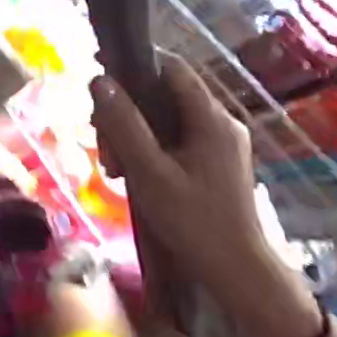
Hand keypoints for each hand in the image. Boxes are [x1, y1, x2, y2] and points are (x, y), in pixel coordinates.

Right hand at [91, 60, 321, 336]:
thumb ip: (124, 124)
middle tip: (103, 145)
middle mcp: (219, 123)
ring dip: (129, 134)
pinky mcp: (211, 161)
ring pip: (160, 118)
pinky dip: (145, 148)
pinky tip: (130, 173)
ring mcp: (217, 143)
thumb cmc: (194, 222)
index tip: (98, 70)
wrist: (238, 275)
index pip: (171, 68)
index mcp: (211, 120)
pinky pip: (169, 137)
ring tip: (115, 168)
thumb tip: (100, 80)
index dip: (134, 61)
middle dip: (123, 112)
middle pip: (160, 94)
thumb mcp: (149, 172)